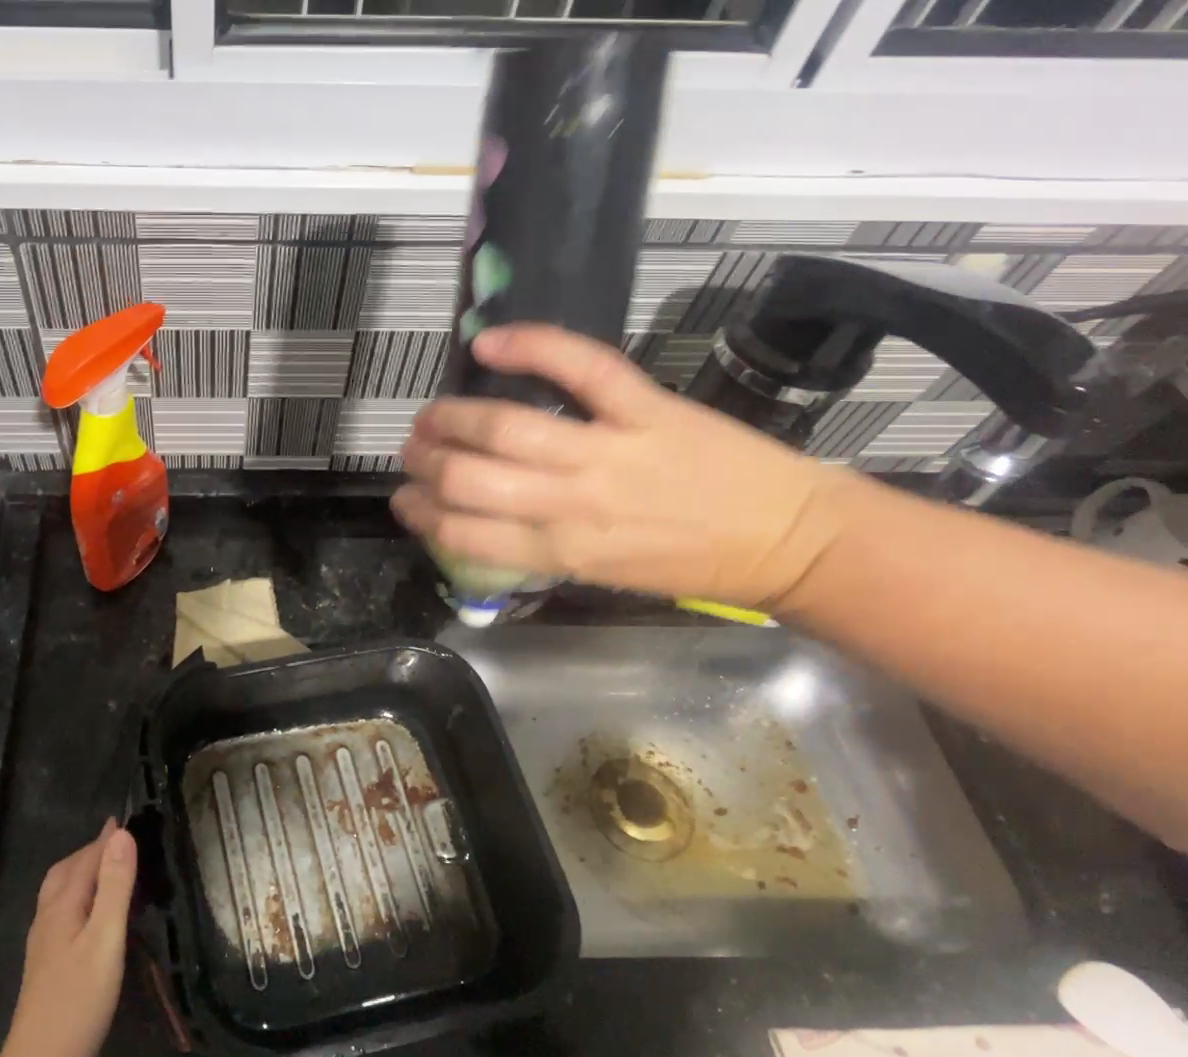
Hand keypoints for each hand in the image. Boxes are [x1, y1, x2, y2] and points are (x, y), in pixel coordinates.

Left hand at [0, 820, 137, 1056]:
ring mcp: (44, 944)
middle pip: (65, 872)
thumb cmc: (79, 997)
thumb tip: (122, 833)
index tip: (123, 817)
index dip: (105, 838)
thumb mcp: (105, 938)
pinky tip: (89, 918)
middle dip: (89, 851)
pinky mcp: (48, 966)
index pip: (85, 859)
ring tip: (103, 870)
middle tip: (115, 839)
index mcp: (62, 905)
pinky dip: (78, 900)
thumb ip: (114, 887)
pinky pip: (62, 914)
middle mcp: (48, 918)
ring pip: (59, 894)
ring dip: (80, 874)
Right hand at [392, 324, 859, 609]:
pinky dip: (531, 346)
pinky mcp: (646, 406)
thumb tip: (480, 520)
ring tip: (432, 416)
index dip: (422, 514)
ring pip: (507, 425)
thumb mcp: (602, 578)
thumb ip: (539, 548)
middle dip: (427, 462)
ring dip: (453, 417)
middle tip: (414, 452)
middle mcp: (574, 502)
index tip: (406, 501)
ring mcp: (610, 448)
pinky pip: (581, 366)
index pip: (465, 533)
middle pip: (472, 476)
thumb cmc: (689, 564)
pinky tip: (487, 343)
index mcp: (563, 551)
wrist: (785, 539)